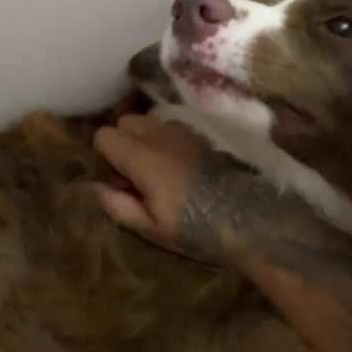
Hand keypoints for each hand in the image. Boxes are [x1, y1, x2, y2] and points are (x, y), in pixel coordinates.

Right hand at [92, 113, 320, 271]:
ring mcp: (186, 131)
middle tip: (134, 174)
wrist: (257, 223)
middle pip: (126, 121)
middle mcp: (162, 135)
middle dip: (123, 141)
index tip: (115, 178)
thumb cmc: (199, 231)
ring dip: (147, 138)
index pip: (104, 135)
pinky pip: (175, 126)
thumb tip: (94, 188)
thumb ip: (118, 205)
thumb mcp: (153, 229)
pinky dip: (168, 139)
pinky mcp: (206, 134)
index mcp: (143, 157)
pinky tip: (182, 166)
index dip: (104, 155)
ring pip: (151, 120)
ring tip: (159, 169)